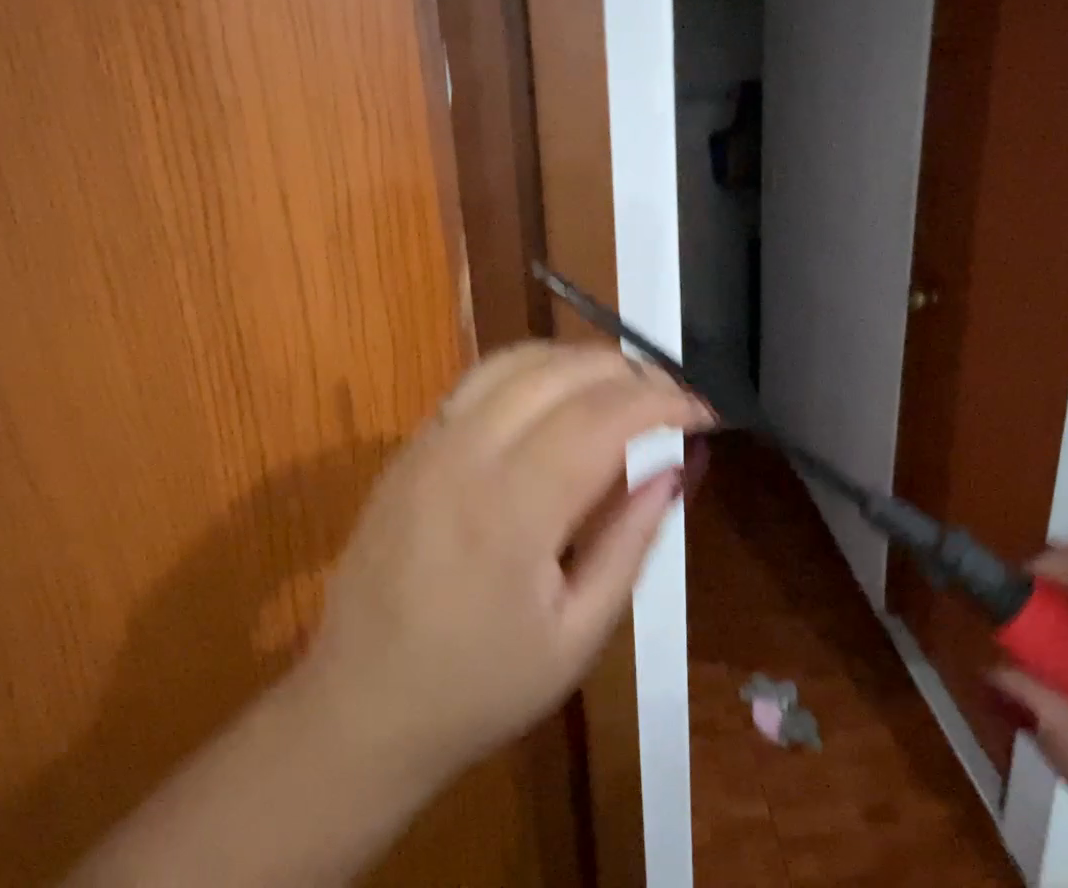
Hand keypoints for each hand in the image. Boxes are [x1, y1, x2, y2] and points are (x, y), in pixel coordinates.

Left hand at [299, 341, 712, 781]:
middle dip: (630, 372)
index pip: (602, 417)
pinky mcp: (407, 450)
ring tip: (625, 392)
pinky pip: (478, 383)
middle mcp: (464, 456)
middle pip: (560, 372)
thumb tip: (675, 467)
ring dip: (580, 362)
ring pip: (514, 361)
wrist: (362, 705)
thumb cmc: (481, 686)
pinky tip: (559, 403)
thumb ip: (630, 542)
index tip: (706, 414)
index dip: (663, 402)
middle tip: (674, 403)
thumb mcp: (579, 636)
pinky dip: (533, 373)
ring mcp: (427, 445)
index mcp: (511, 511)